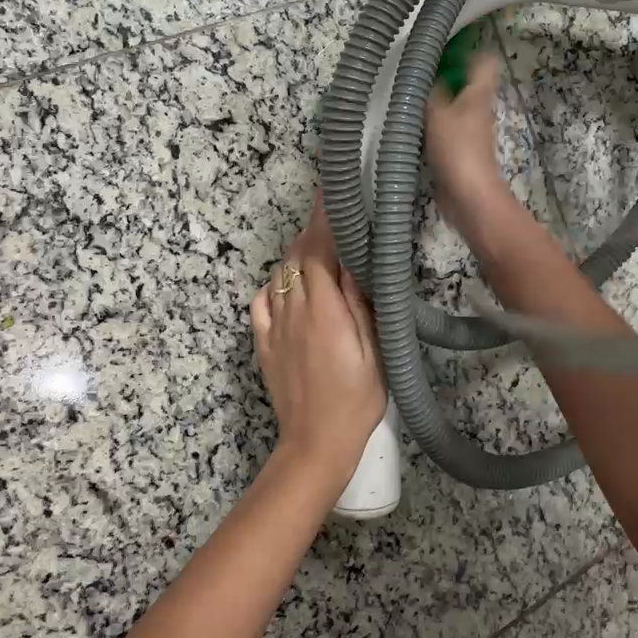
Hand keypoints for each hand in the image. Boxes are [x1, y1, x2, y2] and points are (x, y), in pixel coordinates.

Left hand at [250, 193, 385, 478]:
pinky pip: (262, 300)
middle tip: (330, 214)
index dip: (323, 219)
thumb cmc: (357, 401)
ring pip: (281, 275)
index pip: (319, 250)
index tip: (328, 192)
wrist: (315, 444)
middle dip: (313, 231)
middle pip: (297, 257)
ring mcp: (274, 325)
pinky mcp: (263, 342)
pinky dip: (275, 282)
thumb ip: (361, 304)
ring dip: (297, 254)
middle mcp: (294, 310)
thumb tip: (352, 263)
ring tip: (317, 245)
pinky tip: (288, 283)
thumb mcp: (375, 352)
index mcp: (324, 309)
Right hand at [425, 52, 512, 225]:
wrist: (469, 196)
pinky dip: (432, 123)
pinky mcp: (460, 150)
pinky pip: (445, 128)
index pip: (485, 61)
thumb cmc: (457, 149)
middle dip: (446, 74)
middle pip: (467, 83)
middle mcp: (479, 109)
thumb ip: (430, 89)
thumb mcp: (438, 112)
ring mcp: (470, 131)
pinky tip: (411, 125)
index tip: (443, 44)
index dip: (469, 49)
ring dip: (436, 100)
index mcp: (480, 94)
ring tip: (409, 94)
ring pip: (454, 105)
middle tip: (417, 69)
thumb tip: (426, 71)